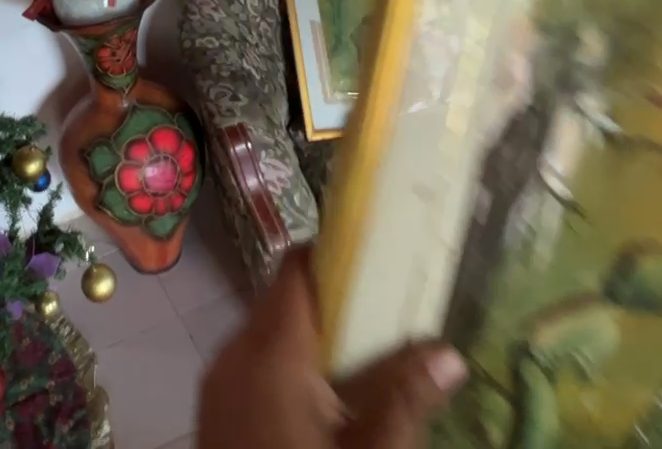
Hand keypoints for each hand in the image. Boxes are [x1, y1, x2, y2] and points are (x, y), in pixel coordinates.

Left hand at [198, 246, 466, 448]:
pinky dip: (283, 362)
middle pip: (282, 299)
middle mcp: (234, 349)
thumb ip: (405, 401)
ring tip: (358, 360)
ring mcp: (216, 378)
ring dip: (307, 335)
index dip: (328, 255)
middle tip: (380, 317)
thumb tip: (449, 354)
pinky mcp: (212, 405)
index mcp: (270, 350)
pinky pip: (249, 361)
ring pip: (264, 330)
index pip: (293, 270)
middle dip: (329, 301)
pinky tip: (318, 399)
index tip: (369, 260)